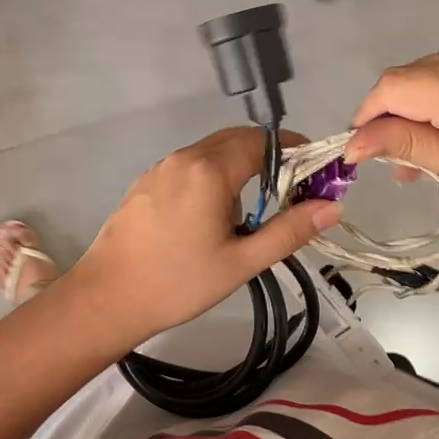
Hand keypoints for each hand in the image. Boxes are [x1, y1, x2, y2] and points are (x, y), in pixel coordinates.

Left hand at [62, 127, 342, 347]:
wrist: (106, 298)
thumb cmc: (177, 282)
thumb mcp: (241, 262)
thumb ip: (289, 231)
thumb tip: (332, 206)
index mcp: (209, 170)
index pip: (262, 141)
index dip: (293, 151)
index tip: (314, 173)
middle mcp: (184, 157)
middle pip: (236, 140)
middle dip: (269, 157)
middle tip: (292, 191)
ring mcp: (160, 168)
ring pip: (211, 152)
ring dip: (240, 167)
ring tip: (256, 209)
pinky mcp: (145, 183)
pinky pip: (189, 167)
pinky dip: (213, 176)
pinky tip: (215, 215)